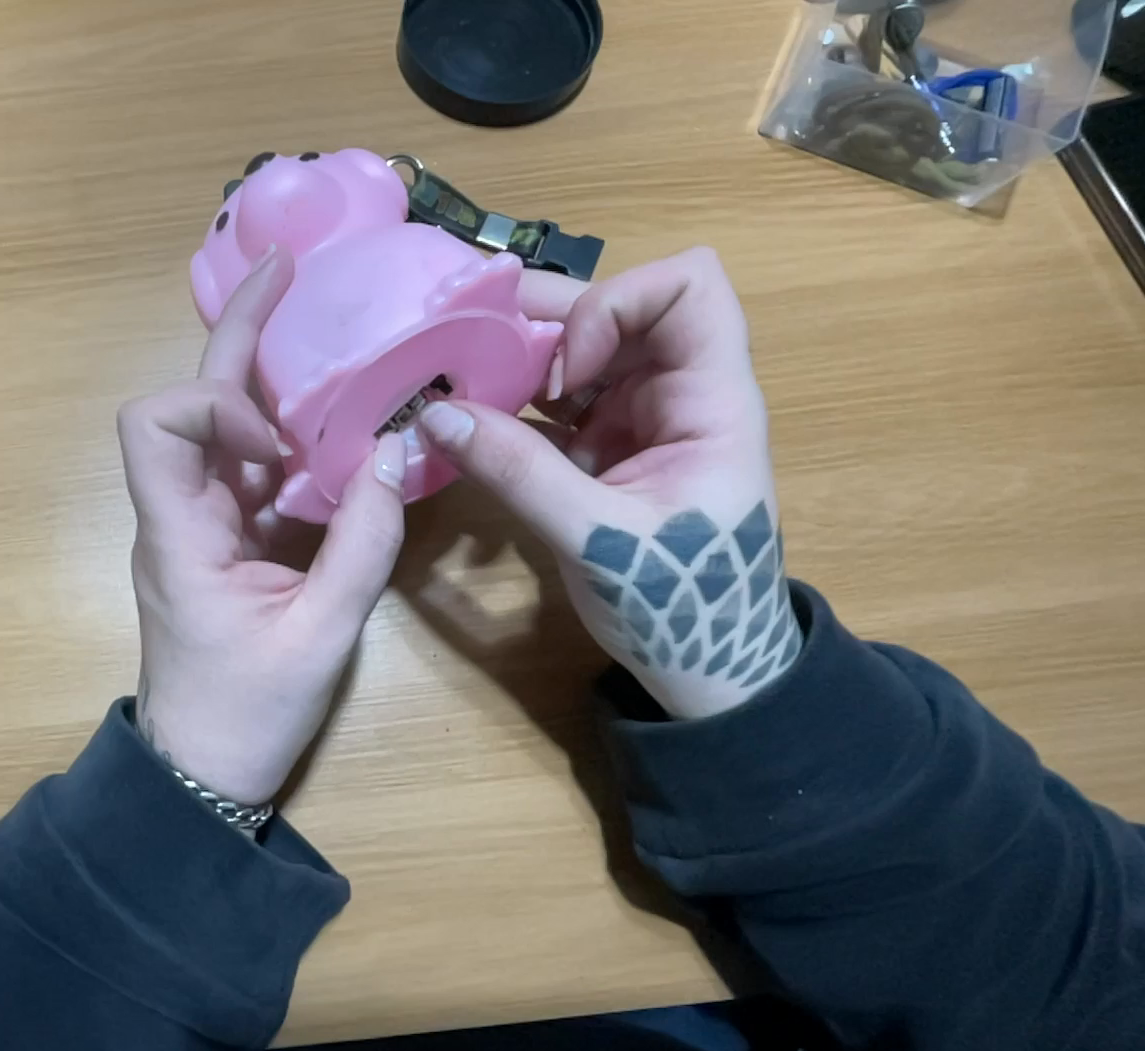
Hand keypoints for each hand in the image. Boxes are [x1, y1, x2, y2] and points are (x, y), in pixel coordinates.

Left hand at [118, 249, 407, 804]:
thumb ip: (362, 547)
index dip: (214, 404)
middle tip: (289, 273)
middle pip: (189, 402)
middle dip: (238, 337)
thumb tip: (397, 455)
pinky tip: (334, 426)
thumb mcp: (320, 637)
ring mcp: (198, 525)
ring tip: (326, 336)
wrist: (200, 770)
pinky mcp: (222, 542)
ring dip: (266, 382)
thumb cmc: (246, 714)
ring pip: (219, 430)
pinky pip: (248, 471)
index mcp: (178, 534)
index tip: (278, 441)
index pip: (153, 422)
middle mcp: (177, 514)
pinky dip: (287, 441)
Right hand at [419, 248, 798, 718]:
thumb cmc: (678, 604)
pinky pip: (551, 404)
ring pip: (576, 352)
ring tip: (452, 380)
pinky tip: (466, 421)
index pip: (684, 290)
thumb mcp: (596, 540)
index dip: (613, 307)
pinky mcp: (602, 448)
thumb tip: (435, 416)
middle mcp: (674, 392)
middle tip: (463, 345)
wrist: (703, 666)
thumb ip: (518, 474)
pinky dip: (509, 404)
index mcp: (709, 400)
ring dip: (515, 360)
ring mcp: (635, 419)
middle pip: (615, 309)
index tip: (561, 375)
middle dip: (540, 320)